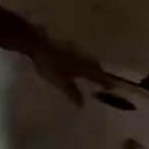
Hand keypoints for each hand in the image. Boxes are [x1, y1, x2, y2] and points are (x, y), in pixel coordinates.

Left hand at [0, 23, 135, 107]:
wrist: (36, 43)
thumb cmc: (49, 64)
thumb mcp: (60, 82)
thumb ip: (72, 92)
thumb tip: (82, 104)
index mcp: (83, 67)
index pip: (99, 76)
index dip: (105, 82)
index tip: (112, 88)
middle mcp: (83, 58)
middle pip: (96, 67)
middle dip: (101, 75)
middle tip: (104, 83)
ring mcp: (76, 51)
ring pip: (89, 60)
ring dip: (93, 68)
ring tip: (93, 76)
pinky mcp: (68, 47)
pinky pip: (81, 57)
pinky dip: (84, 63)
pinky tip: (78, 66)